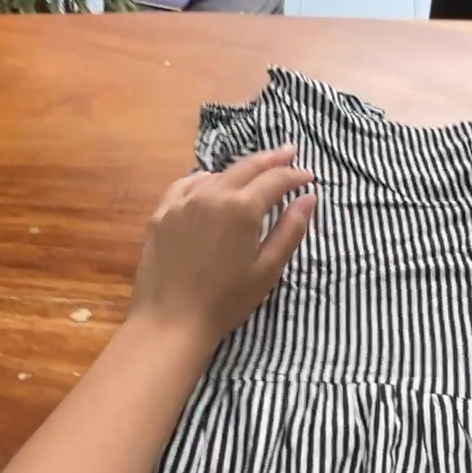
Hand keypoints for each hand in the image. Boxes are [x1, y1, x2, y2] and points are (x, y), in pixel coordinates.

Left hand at [129, 144, 315, 347]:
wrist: (171, 321)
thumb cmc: (226, 301)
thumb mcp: (267, 269)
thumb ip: (290, 230)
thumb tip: (309, 198)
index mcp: (241, 208)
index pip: (275, 180)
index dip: (294, 175)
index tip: (308, 176)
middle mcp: (212, 195)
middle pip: (246, 167)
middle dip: (271, 159)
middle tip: (289, 152)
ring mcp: (183, 202)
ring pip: (217, 174)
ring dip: (239, 171)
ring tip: (254, 173)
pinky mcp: (162, 214)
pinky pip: (186, 185)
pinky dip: (204, 180)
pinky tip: (209, 184)